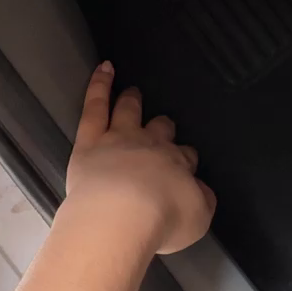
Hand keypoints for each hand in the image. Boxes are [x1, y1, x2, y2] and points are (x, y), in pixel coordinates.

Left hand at [63, 61, 214, 254]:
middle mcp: (151, 146)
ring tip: (133, 93)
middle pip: (160, 130)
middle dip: (163, 127)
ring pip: (128, 111)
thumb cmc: (162, 222)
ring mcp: (119, 139)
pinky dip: (100, 85)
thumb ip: (201, 201)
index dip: (187, 159)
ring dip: (132, 101)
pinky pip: (95, 105)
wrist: (121, 217)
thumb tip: (201, 191)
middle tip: (163, 126)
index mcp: (178, 165)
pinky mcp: (89, 140)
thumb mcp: (198, 219)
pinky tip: (104, 68)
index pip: (187, 156)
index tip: (186, 165)